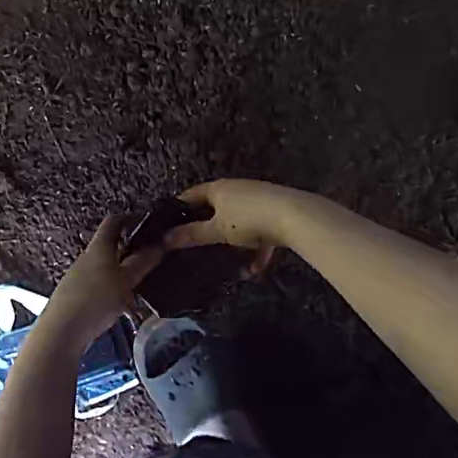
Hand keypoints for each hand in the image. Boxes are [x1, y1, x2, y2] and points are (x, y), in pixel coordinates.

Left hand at [36, 217, 162, 353]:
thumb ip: (142, 262)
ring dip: (124, 274)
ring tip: (141, 287)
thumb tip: (159, 244)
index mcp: (98, 248)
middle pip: (111, 246)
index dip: (129, 218)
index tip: (147, 223)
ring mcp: (80, 277)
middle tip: (151, 258)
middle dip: (131, 251)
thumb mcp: (125, 280)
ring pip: (108, 268)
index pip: (113, 222)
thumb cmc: (95, 299)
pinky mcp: (78, 296)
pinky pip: (101, 287)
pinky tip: (124, 306)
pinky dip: (115, 291)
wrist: (61, 332)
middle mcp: (88, 258)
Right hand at [162, 180, 315, 272]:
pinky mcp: (274, 212)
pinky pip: (259, 231)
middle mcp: (236, 189)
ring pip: (239, 220)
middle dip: (208, 223)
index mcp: (218, 188)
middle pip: (216, 206)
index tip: (168, 222)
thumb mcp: (217, 231)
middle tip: (194, 240)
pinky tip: (255, 269)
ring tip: (228, 257)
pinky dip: (256, 248)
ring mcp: (257, 199)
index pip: (192, 194)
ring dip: (235, 239)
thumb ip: (192, 235)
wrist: (293, 216)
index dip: (179, 207)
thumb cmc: (248, 219)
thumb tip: (164, 239)